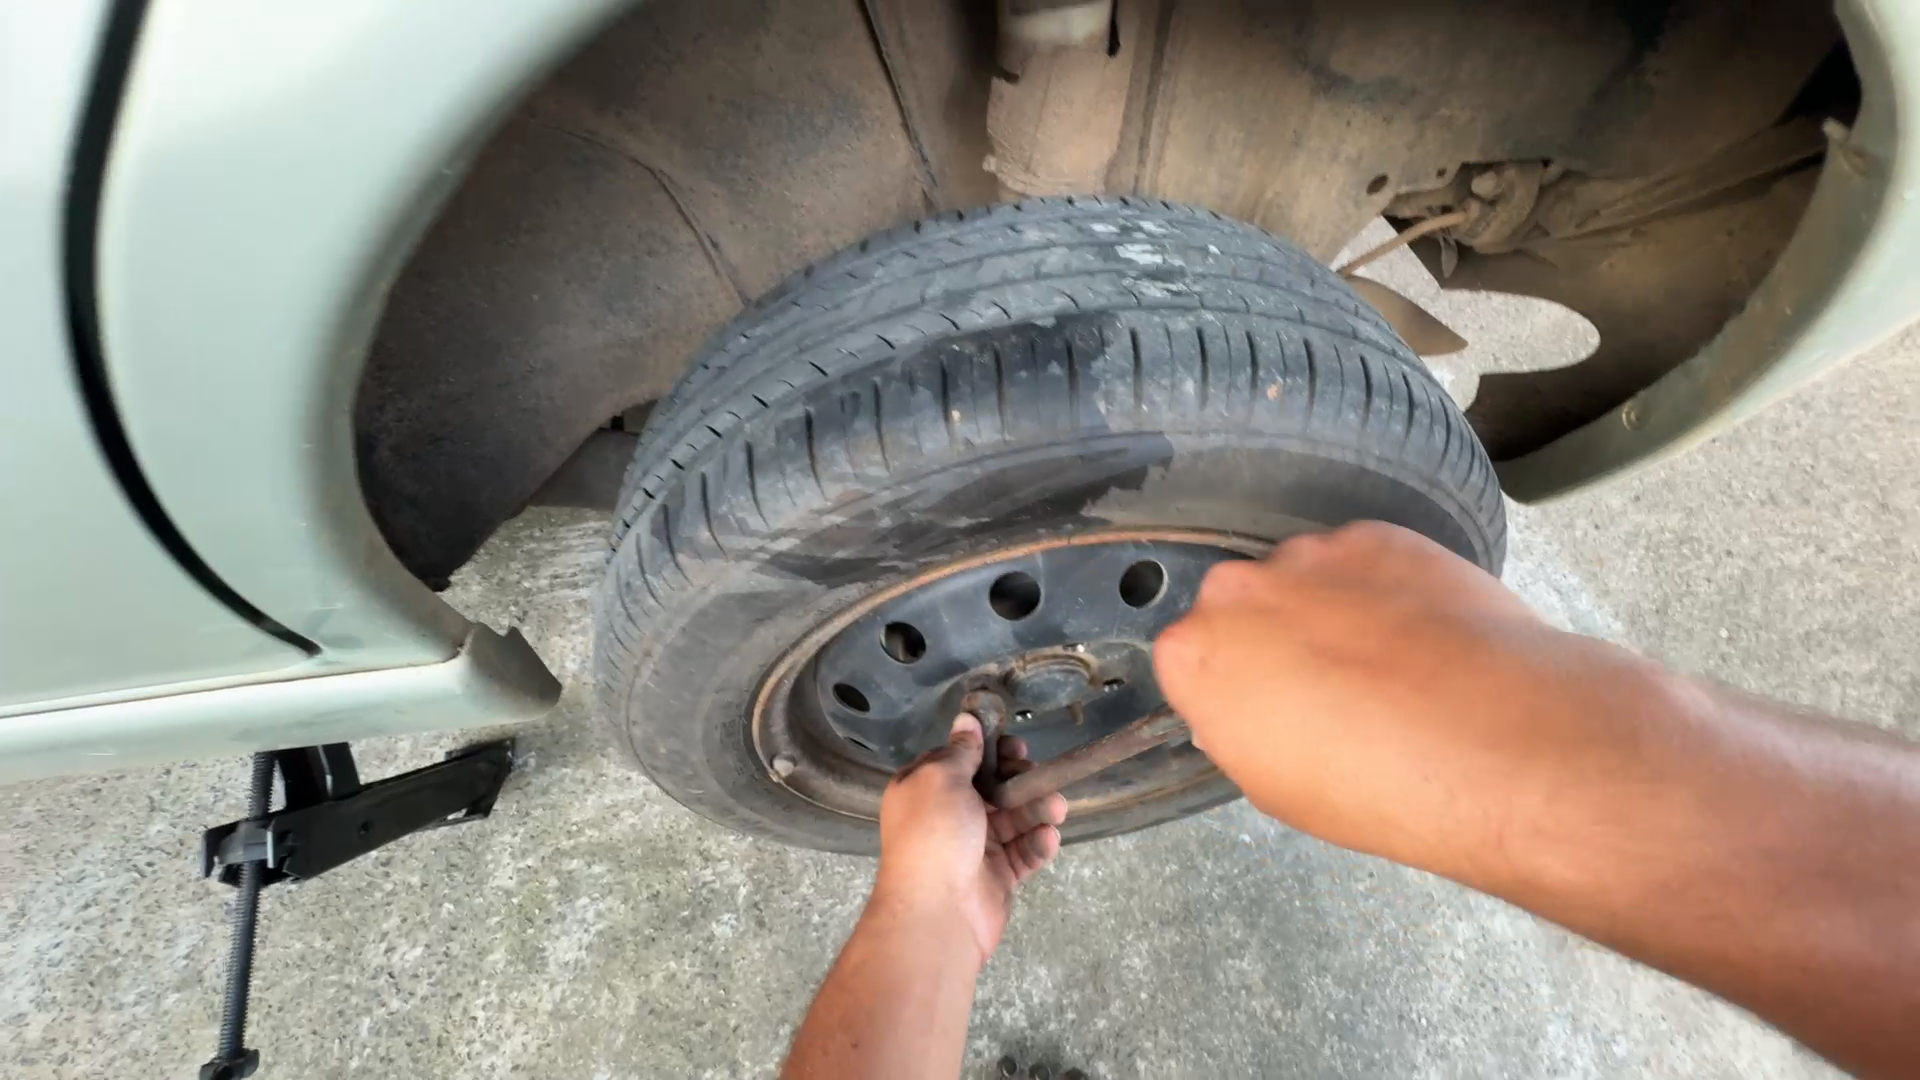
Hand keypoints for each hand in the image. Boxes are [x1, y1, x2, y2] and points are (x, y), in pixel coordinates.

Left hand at [873, 713, 1068, 966]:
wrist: (937, 913)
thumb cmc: (935, 834)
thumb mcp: (942, 778)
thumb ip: (962, 750)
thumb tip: (966, 718)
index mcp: (926, 789)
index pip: (960, 759)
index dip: (989, 749)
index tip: (1014, 743)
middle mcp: (948, 815)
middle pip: (992, 787)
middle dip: (1018, 779)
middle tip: (1038, 773)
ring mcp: (974, 847)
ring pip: (1013, 819)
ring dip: (1036, 809)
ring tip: (1057, 806)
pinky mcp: (997, 876)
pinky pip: (1022, 853)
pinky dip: (1037, 844)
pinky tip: (1049, 837)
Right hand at [1153, 521, 1663, 884]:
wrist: (1494, 743)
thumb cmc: (1368, 784)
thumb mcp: (1268, 782)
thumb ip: (1233, 722)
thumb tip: (1251, 700)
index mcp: (1192, 652)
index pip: (1191, 658)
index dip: (1231, 685)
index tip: (1268, 707)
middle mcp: (1233, 589)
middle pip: (1238, 607)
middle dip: (1269, 636)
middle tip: (1326, 681)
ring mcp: (1305, 554)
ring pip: (1299, 578)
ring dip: (1323, 606)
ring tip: (1389, 657)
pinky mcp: (1373, 535)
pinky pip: (1361, 559)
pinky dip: (1381, 586)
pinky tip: (1422, 631)